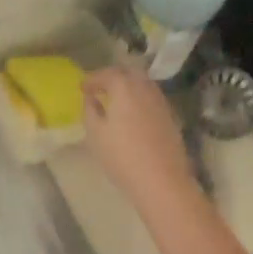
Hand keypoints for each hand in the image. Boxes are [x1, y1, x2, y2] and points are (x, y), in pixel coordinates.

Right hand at [82, 66, 197, 206]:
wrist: (162, 180)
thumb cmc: (122, 156)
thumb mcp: (96, 134)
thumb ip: (90, 110)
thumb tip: (91, 98)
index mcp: (125, 88)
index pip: (107, 74)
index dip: (92, 79)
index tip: (82, 87)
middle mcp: (145, 88)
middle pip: (129, 73)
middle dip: (113, 76)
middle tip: (99, 88)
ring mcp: (161, 102)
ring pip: (143, 84)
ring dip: (128, 86)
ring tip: (115, 100)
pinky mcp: (170, 116)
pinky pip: (152, 98)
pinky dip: (139, 98)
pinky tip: (132, 113)